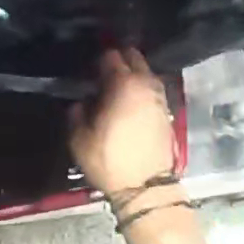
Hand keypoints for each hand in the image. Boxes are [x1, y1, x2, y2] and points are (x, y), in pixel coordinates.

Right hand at [70, 48, 176, 198]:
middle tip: (104, 74)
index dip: (97, 61)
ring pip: (146, 73)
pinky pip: (152, 91)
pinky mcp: (167, 113)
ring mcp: (160, 98)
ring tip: (117, 89)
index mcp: (123, 84)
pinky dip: (142, 91)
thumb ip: (77, 115)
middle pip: (134, 58)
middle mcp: (145, 84)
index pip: (110, 56)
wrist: (145, 186)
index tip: (89, 72)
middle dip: (119, 60)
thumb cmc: (109, 161)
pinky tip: (131, 104)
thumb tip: (80, 104)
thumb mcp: (80, 140)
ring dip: (133, 75)